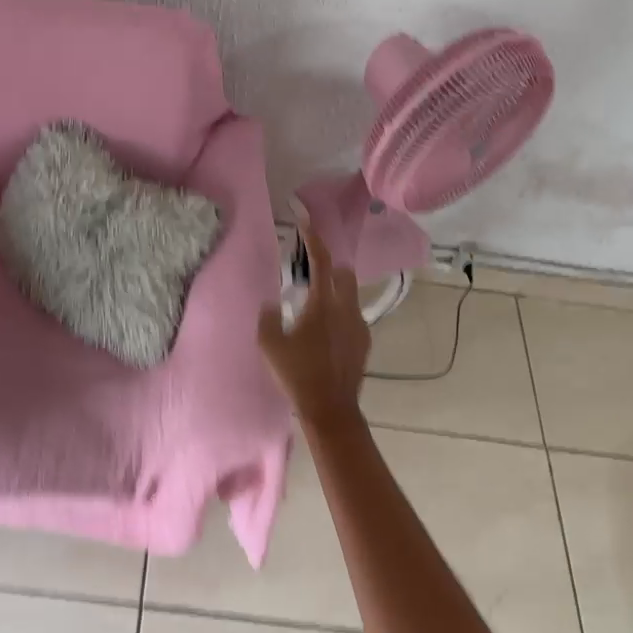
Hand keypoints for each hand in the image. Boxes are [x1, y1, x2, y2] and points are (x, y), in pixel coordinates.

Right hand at [258, 220, 371, 428]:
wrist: (330, 408)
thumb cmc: (297, 375)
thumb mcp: (270, 346)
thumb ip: (269, 319)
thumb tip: (272, 304)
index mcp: (323, 305)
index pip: (322, 262)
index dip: (314, 240)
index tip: (306, 224)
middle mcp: (347, 309)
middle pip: (344, 274)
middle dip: (329, 267)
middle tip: (310, 274)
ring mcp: (359, 327)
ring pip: (350, 296)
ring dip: (334, 293)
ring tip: (313, 308)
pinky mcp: (364, 343)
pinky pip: (352, 318)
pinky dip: (339, 315)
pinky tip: (323, 333)